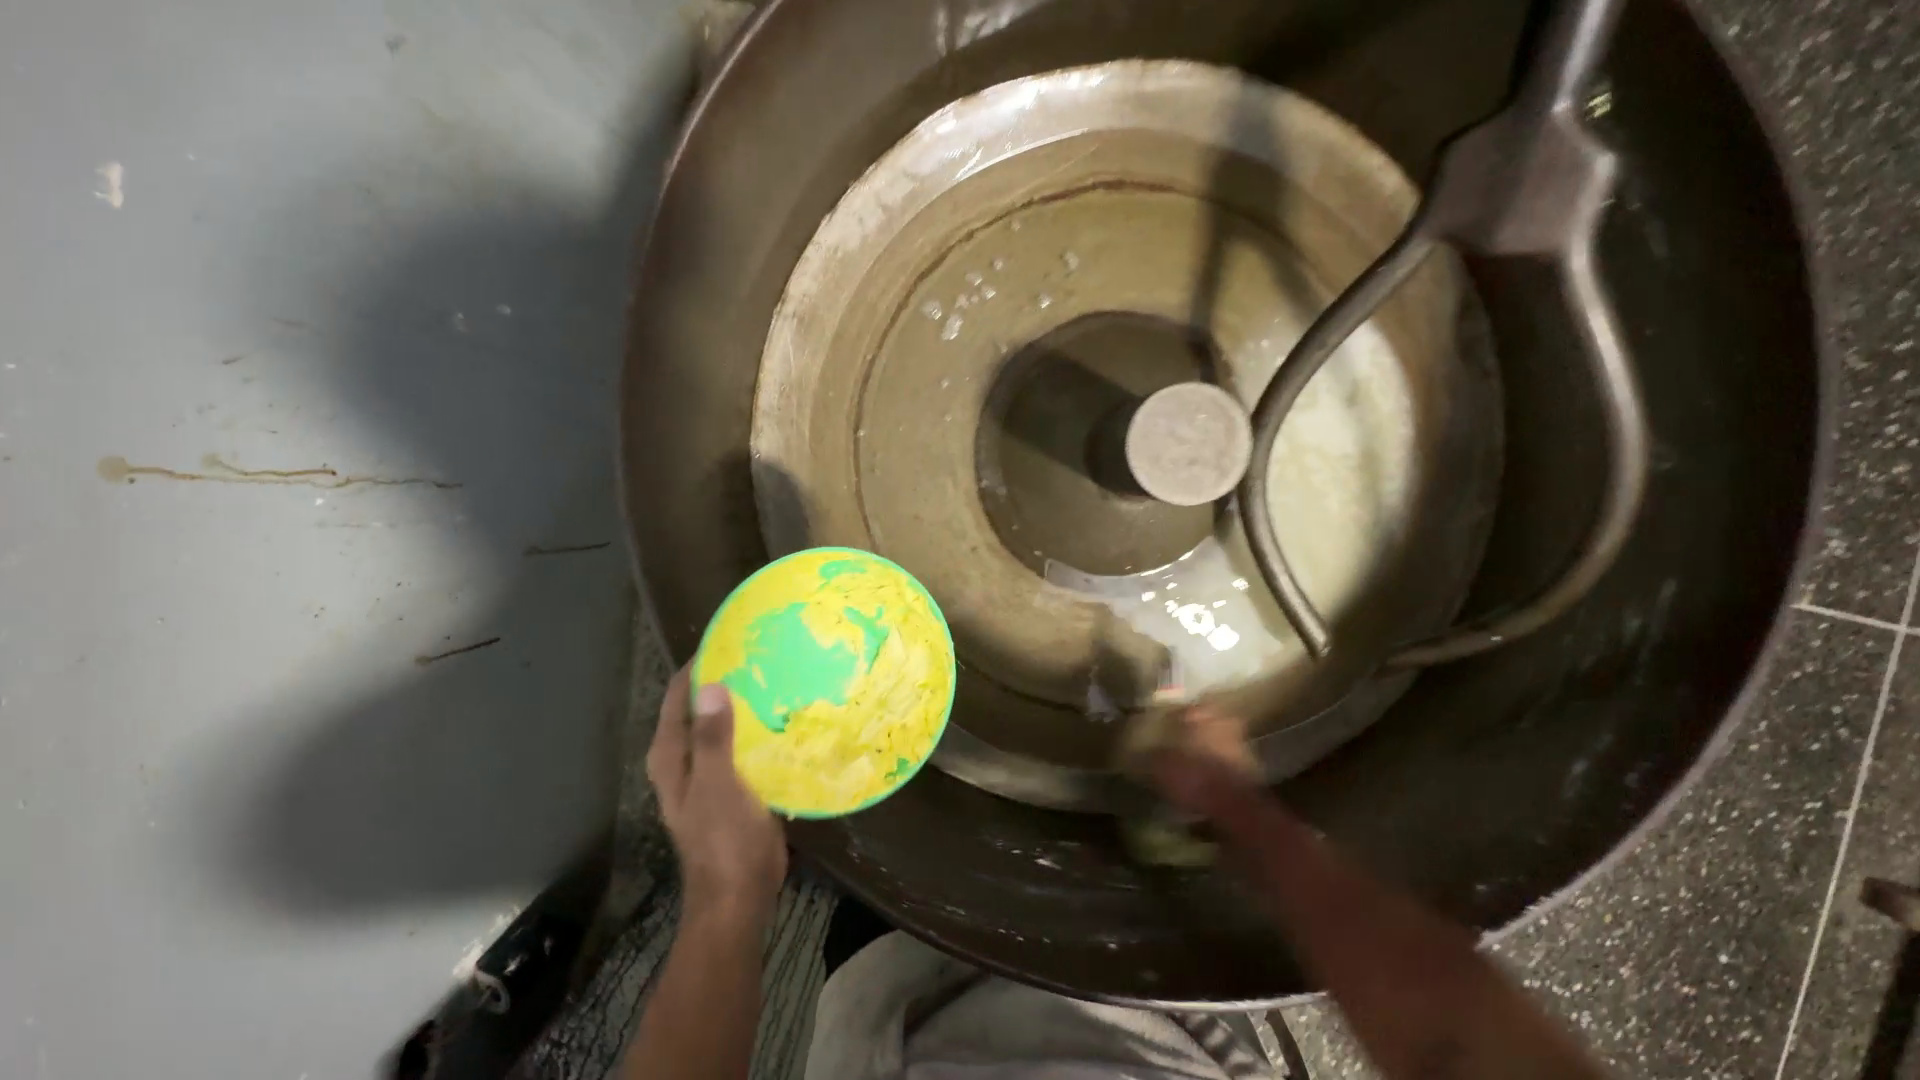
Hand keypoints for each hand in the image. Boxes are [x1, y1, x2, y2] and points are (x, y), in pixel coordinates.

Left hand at [646, 665, 786, 914]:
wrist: (739, 895)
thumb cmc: (724, 841)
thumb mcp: (719, 786)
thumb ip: (713, 738)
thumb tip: (712, 685)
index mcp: (671, 756)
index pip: (677, 695)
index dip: (699, 666)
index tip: (731, 639)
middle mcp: (685, 760)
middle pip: (701, 708)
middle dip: (725, 681)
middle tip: (763, 653)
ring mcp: (710, 774)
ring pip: (725, 727)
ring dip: (745, 705)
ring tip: (780, 676)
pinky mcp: (735, 788)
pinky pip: (745, 748)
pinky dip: (759, 731)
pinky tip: (788, 718)